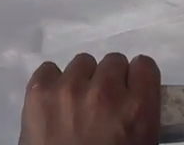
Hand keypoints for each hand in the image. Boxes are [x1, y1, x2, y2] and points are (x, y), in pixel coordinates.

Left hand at [19, 53, 160, 144]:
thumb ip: (140, 121)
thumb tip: (136, 105)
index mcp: (137, 111)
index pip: (145, 66)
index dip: (138, 82)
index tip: (131, 95)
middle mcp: (105, 91)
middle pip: (113, 62)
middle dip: (110, 83)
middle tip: (102, 110)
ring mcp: (68, 88)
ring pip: (82, 63)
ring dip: (82, 83)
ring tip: (75, 111)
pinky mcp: (38, 91)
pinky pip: (49, 70)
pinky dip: (52, 86)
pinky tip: (53, 110)